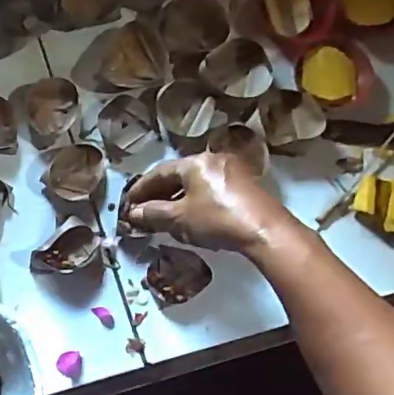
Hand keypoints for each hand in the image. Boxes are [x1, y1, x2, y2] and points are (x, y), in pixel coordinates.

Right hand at [122, 153, 302, 256]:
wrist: (266, 233)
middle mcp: (213, 161)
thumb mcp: (177, 218)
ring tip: (160, 216)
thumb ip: (151, 213)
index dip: (139, 189)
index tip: (127, 205)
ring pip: (193, 184)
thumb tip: (133, 214)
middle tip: (141, 211)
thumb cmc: (216, 220)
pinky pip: (208, 190)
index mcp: (195, 163)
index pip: (158, 173)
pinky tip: (186, 216)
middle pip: (176, 176)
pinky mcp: (243, 187)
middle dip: (156, 195)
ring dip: (173, 199)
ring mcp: (232, 172)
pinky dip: (191, 201)